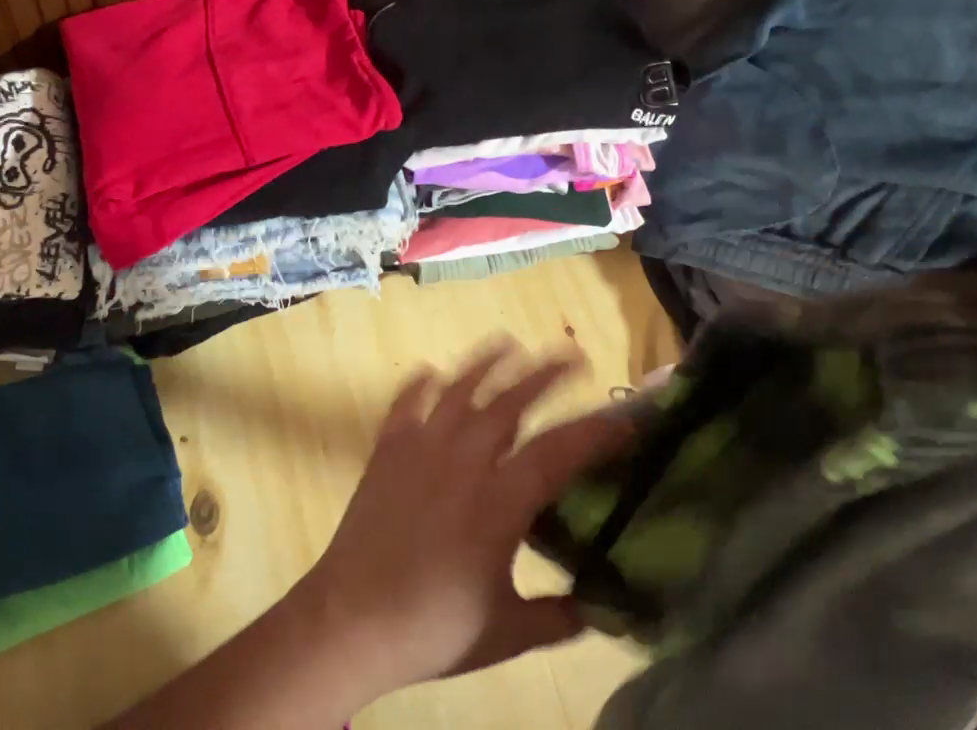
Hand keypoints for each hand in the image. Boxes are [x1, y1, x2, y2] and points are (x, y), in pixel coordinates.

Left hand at [290, 337, 635, 695]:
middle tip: (572, 356)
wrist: (349, 620)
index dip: (597, 433)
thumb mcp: (509, 631)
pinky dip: (418, 385)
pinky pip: (404, 406)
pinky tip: (429, 372)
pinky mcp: (384, 454)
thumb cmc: (432, 629)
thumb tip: (605, 609)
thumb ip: (562, 617)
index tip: (627, 420)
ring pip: (456, 393)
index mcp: (499, 503)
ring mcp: (417, 452)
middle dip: (544, 375)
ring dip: (485, 365)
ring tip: (508, 344)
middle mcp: (460, 463)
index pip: (559, 453)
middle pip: (508, 403)